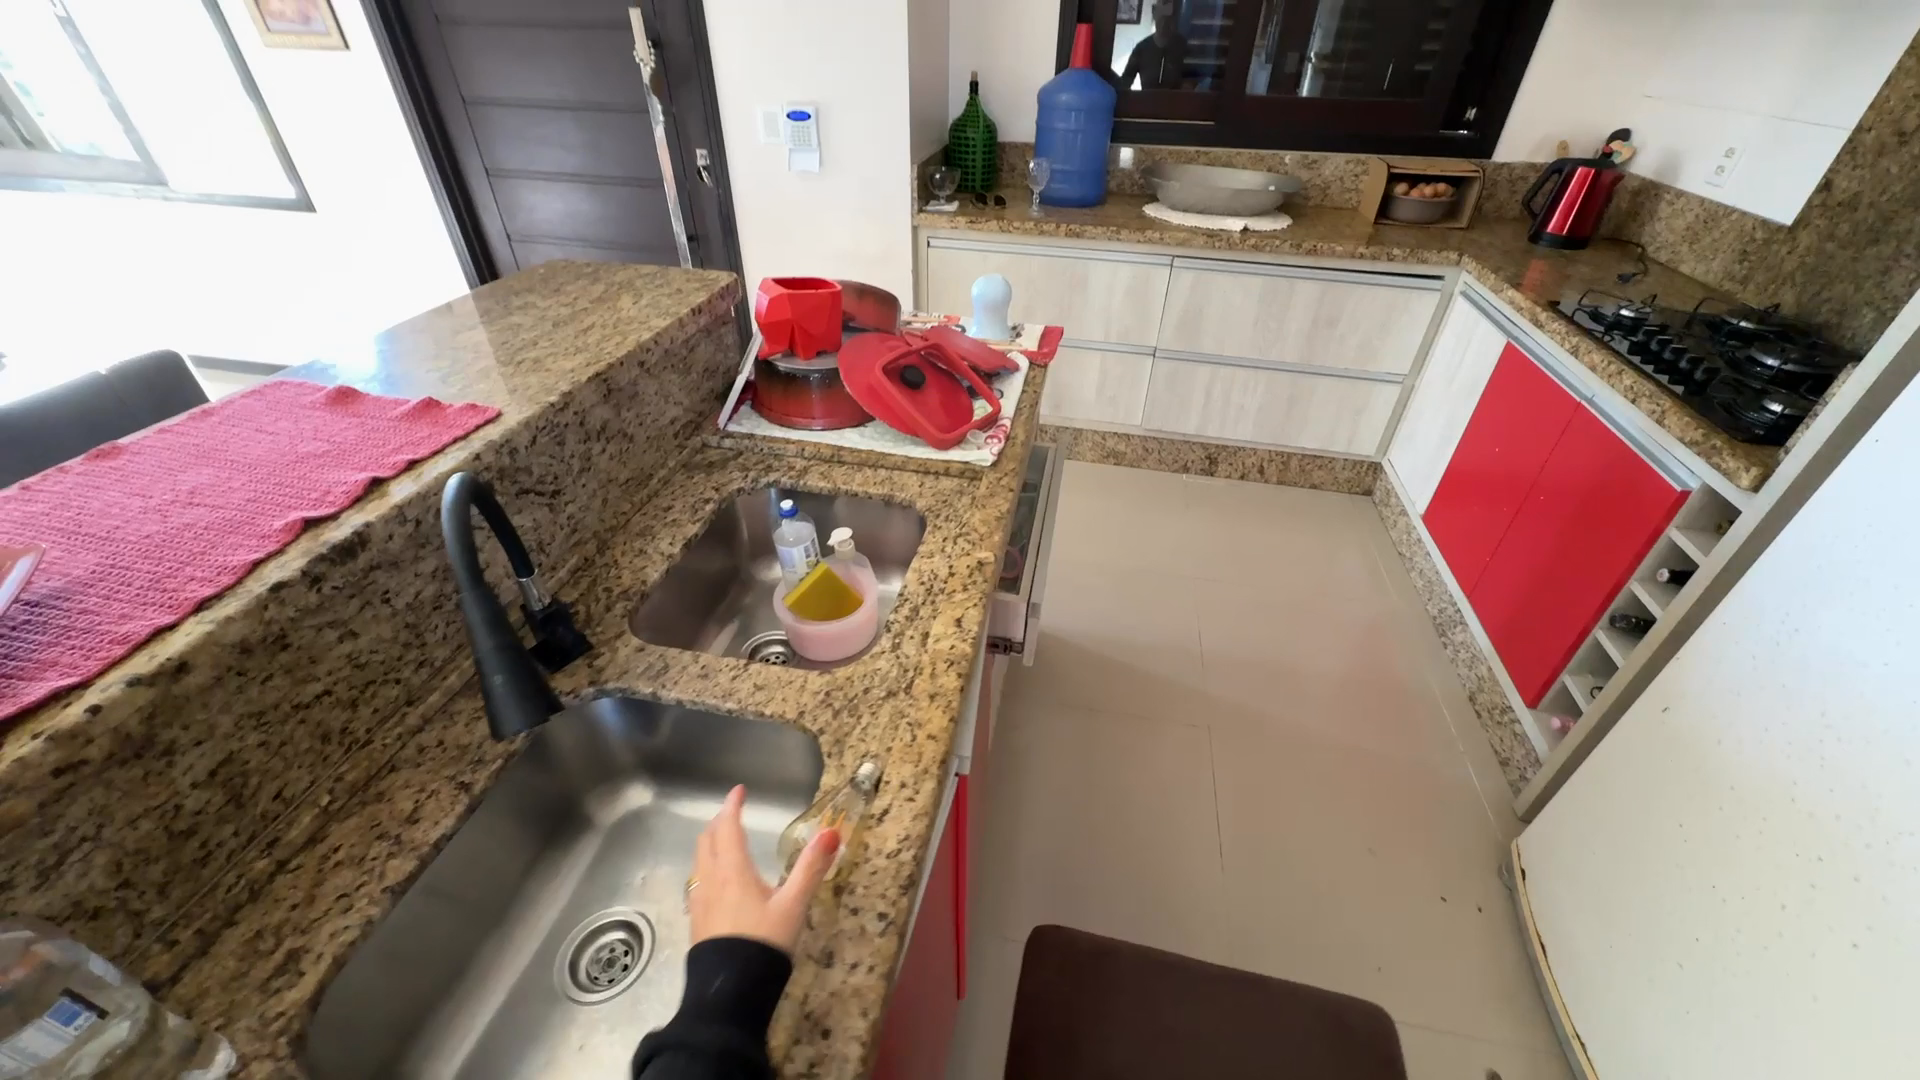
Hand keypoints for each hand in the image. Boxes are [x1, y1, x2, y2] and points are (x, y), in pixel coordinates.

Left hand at [690, 785, 839, 953]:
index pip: (728, 828)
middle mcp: (710, 881)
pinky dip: (708, 868)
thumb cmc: (763, 944)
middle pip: (707, 841)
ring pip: (699, 862)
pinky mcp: (697, 923)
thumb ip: (811, 867)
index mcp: (733, 871)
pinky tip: (719, 882)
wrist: (729, 995)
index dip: (732, 806)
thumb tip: (830, 831)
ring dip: (710, 844)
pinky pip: (698, 882)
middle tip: (733, 813)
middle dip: (719, 822)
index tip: (739, 790)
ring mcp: (699, 903)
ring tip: (725, 841)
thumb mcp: (794, 904)